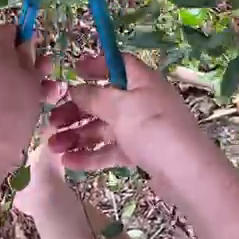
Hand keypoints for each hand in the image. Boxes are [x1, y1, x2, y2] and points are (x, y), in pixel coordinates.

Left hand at [0, 23, 53, 184]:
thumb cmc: (13, 110)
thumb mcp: (30, 81)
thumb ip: (29, 60)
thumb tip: (26, 43)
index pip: (5, 31)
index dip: (22, 35)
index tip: (37, 47)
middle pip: (6, 55)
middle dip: (29, 63)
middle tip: (48, 75)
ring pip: (5, 77)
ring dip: (27, 82)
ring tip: (49, 97)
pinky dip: (14, 97)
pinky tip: (32, 110)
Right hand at [46, 53, 208, 173]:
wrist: (186, 173)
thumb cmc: (153, 128)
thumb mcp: (120, 106)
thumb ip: (95, 96)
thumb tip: (76, 89)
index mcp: (142, 81)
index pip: (118, 64)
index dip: (96, 65)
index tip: (73, 72)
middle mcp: (142, 102)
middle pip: (104, 100)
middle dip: (76, 111)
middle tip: (52, 121)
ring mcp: (141, 129)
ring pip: (104, 128)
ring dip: (77, 135)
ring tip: (53, 146)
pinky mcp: (140, 153)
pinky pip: (110, 150)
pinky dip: (90, 155)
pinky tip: (69, 162)